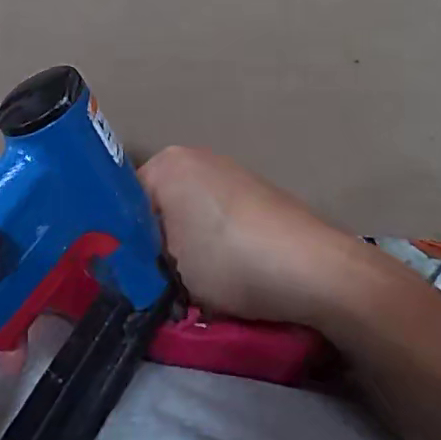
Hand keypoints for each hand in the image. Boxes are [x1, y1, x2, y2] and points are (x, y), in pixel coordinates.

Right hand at [137, 146, 406, 326]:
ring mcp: (230, 171)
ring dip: (186, 244)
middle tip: (159, 282)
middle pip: (157, 205)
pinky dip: (215, 240)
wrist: (319, 270)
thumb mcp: (169, 273)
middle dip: (157, 242)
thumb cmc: (232, 262)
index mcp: (165, 164)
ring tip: (195, 283)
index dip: (122, 244)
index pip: (123, 204)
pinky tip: (229, 271)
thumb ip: (143, 264)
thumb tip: (140, 271)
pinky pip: (217, 215)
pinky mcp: (257, 191)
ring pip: (187, 212)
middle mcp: (194, 156)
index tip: (128, 277)